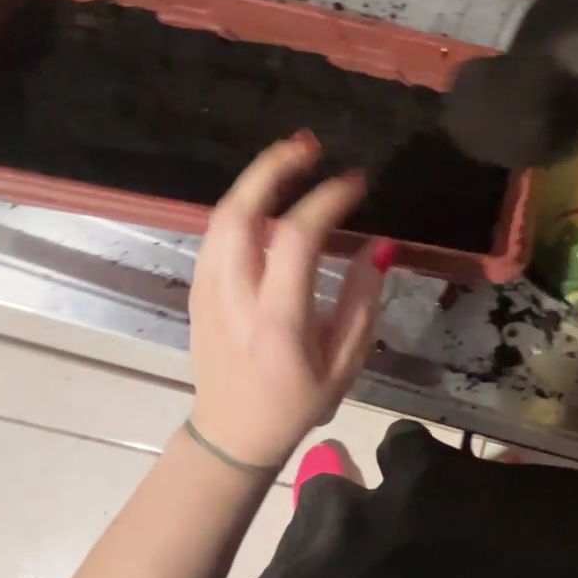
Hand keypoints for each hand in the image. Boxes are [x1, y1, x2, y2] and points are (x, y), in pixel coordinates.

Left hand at [187, 133, 392, 469]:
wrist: (232, 433)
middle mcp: (235, 297)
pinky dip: (241, 205)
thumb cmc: (299, 401)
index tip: (357, 182)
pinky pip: (215, 234)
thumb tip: (380, 246)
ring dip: (255, 181)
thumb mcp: (346, 361)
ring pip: (221, 218)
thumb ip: (363, 300)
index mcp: (278, 319)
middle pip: (240, 214)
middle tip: (308, 144)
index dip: (327, 201)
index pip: (297, 239)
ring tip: (291, 159)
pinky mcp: (197, 290)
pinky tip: (266, 197)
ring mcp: (207, 291)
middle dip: (273, 170)